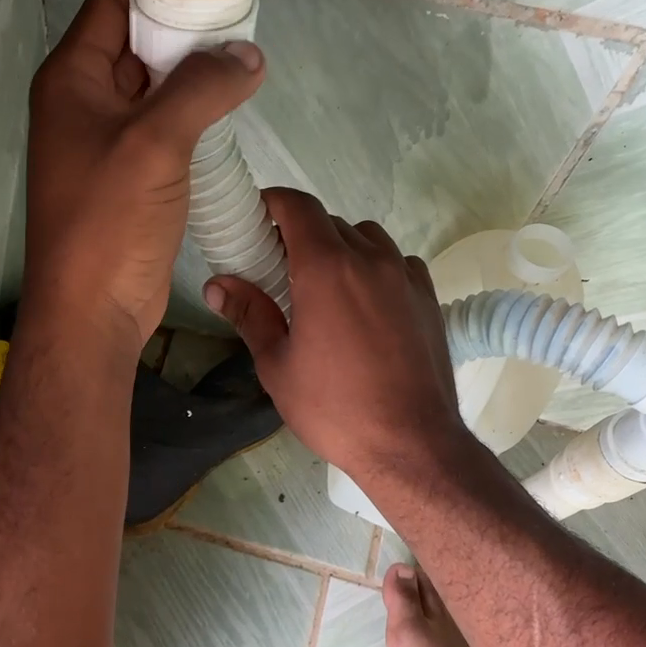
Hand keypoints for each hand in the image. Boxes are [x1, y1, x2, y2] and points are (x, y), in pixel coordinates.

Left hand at [24, 0, 264, 354]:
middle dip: (186, 33)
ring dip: (193, 81)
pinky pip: (161, 134)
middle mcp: (82, 105)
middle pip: (137, 43)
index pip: (115, 1)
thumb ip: (203, 88)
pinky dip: (191, 122)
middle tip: (241, 30)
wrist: (91, 313)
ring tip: (243, 70)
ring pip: (153, 92)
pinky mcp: (127, 183)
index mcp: (71, 79)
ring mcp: (104, 146)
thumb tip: (248, 56)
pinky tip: (227, 120)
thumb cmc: (109, 222)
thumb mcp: (155, 142)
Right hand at [202, 189, 469, 483]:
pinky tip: (364, 307)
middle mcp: (370, 259)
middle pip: (330, 222)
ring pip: (367, 239)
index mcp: (327, 268)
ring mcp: (405, 276)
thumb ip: (249, 315)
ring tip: (324, 289)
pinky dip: (374, 269)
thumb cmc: (333, 408)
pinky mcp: (428, 298)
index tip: (256, 219)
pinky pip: (396, 264)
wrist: (410, 443)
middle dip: (301, 235)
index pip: (298, 206)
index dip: (273, 203)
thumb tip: (217, 284)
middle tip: (278, 269)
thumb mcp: (277, 365)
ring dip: (340, 249)